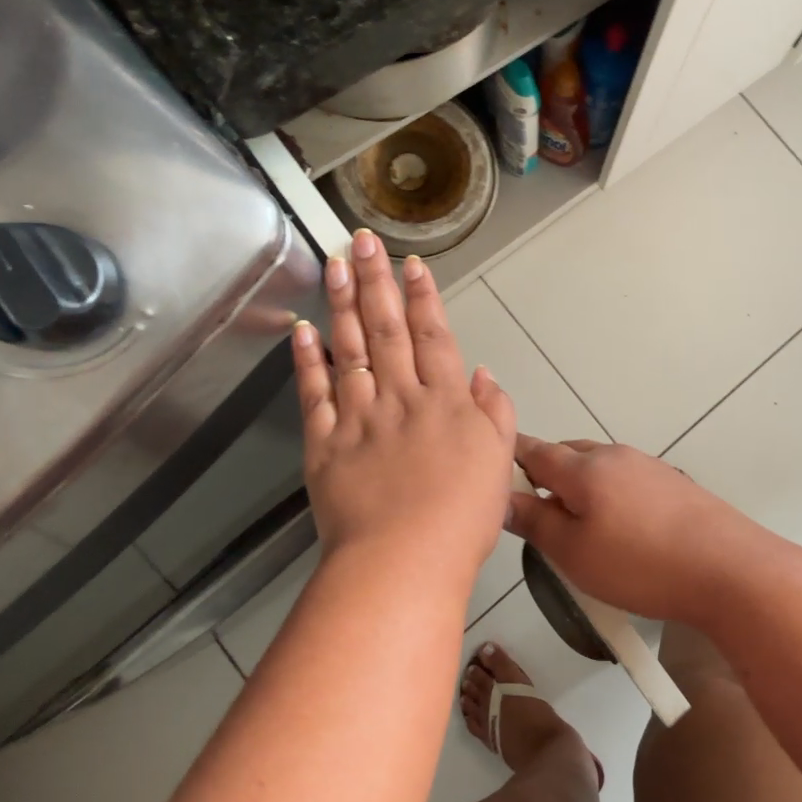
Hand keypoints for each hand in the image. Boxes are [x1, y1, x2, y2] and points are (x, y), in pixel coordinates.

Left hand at [295, 230, 516, 574]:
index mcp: (446, 400)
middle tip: (361, 239)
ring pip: (349, 348)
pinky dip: (307, 360)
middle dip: (375, 280)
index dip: (422, 297)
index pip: (432, 336)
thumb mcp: (499, 462)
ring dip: (341, 303)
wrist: (403, 561)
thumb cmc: (462, 517)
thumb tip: (481, 373)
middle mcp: (401, 396)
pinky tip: (302, 330)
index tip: (410, 264)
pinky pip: (314, 393)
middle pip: (386, 327)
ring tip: (333, 264)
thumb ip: (495, 413)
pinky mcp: (323, 443)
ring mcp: (358, 416)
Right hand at [505, 435, 782, 623]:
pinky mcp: (674, 484)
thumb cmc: (640, 564)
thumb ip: (535, 522)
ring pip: (600, 467)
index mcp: (585, 468)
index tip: (493, 466)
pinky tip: (620, 528)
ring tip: (577, 525)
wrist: (728, 568)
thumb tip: (502, 498)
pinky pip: (627, 480)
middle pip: (569, 454)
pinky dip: (611, 494)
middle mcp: (616, 456)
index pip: (536, 450)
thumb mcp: (574, 553)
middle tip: (535, 510)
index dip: (512, 456)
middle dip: (546, 473)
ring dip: (581, 485)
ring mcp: (649, 467)